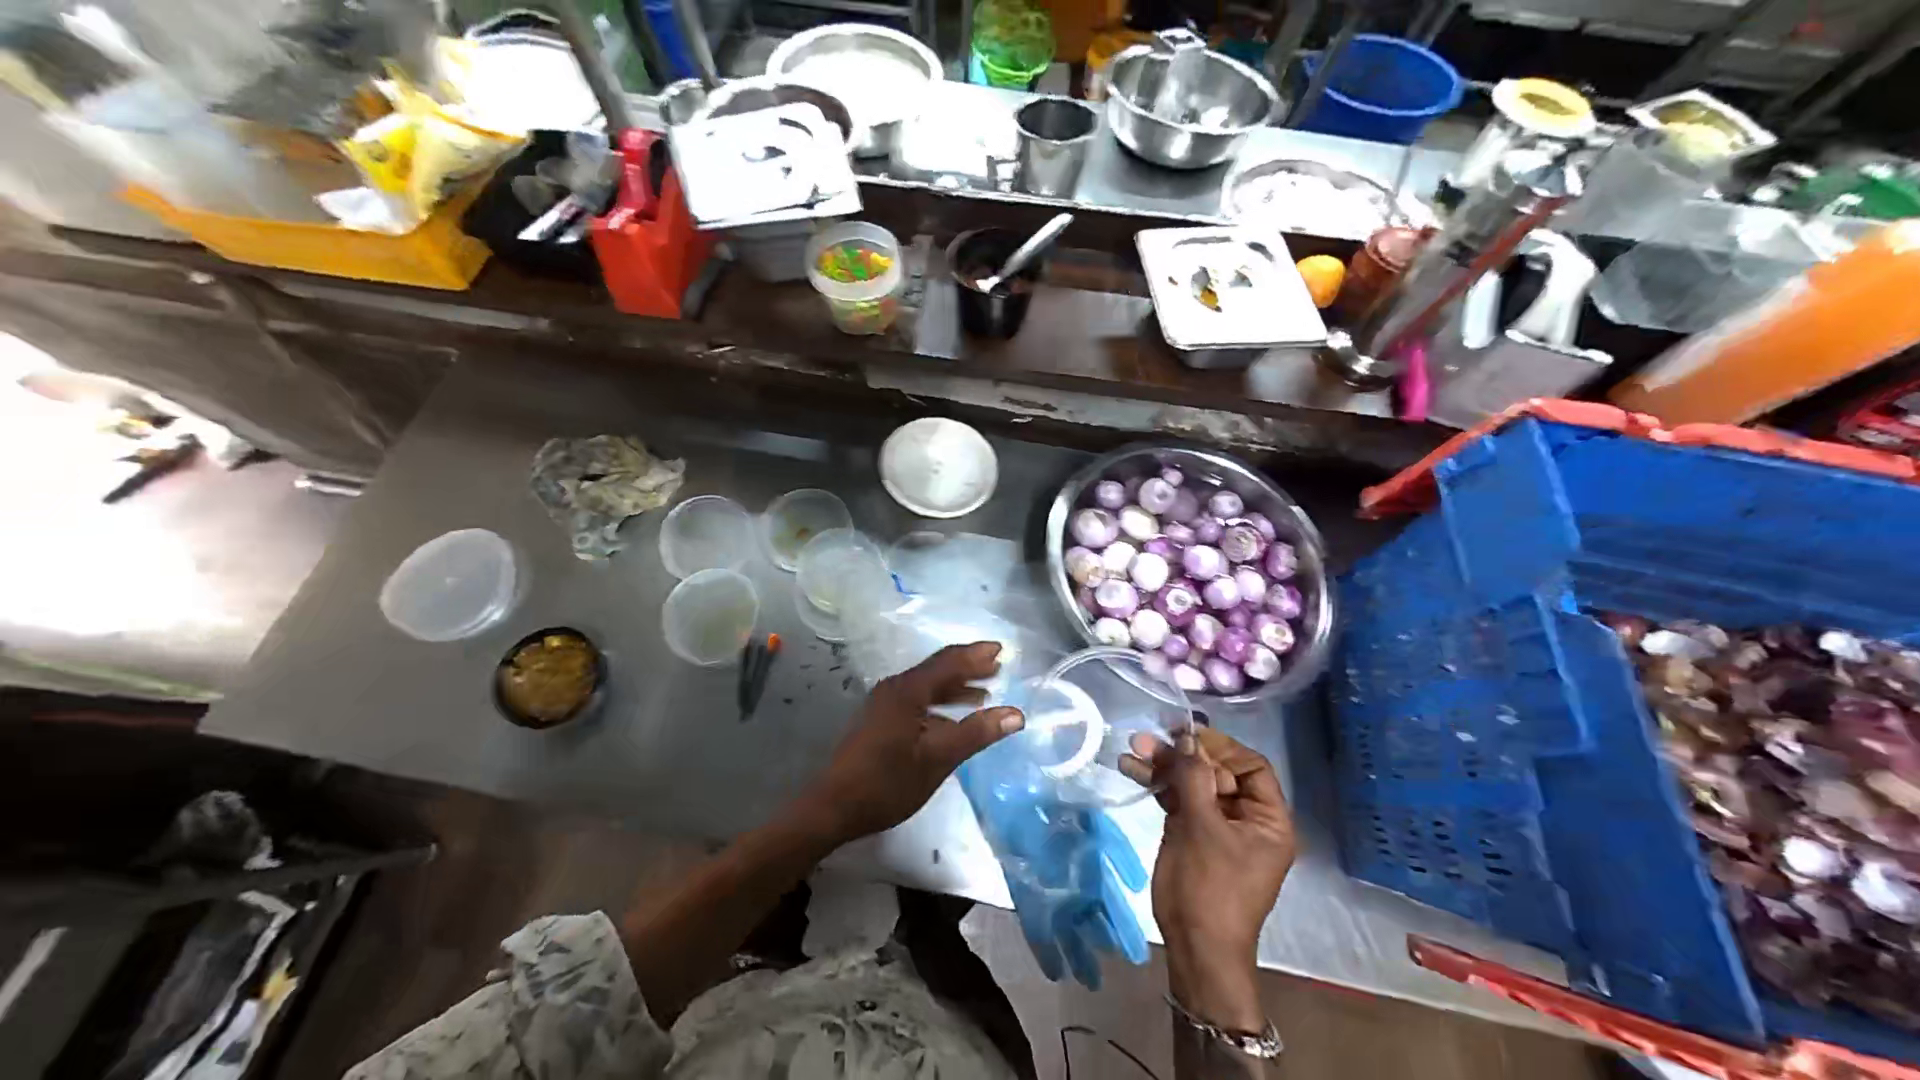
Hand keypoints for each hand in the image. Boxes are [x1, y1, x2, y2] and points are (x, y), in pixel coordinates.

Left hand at [795, 642, 1024, 845]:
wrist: (833, 807)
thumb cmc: (887, 782)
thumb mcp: (938, 760)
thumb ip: (976, 733)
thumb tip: (1016, 714)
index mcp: (908, 691)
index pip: (948, 662)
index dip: (976, 655)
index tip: (1001, 649)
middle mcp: (894, 689)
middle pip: (937, 670)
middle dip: (968, 669)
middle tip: (997, 667)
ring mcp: (884, 704)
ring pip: (926, 687)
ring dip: (955, 688)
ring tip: (983, 694)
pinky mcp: (879, 720)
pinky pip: (917, 701)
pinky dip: (939, 704)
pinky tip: (952, 720)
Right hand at [1125, 727, 1294, 1032]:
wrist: (1195, 946)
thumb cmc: (1210, 887)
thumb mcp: (1203, 828)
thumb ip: (1194, 777)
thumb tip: (1186, 737)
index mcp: (1268, 819)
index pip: (1251, 766)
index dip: (1220, 746)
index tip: (1186, 732)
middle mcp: (1245, 817)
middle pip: (1216, 771)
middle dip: (1182, 754)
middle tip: (1148, 738)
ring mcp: (1216, 825)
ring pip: (1192, 783)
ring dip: (1163, 766)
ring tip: (1132, 749)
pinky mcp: (1191, 833)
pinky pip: (1176, 800)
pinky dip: (1156, 785)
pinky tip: (1131, 769)